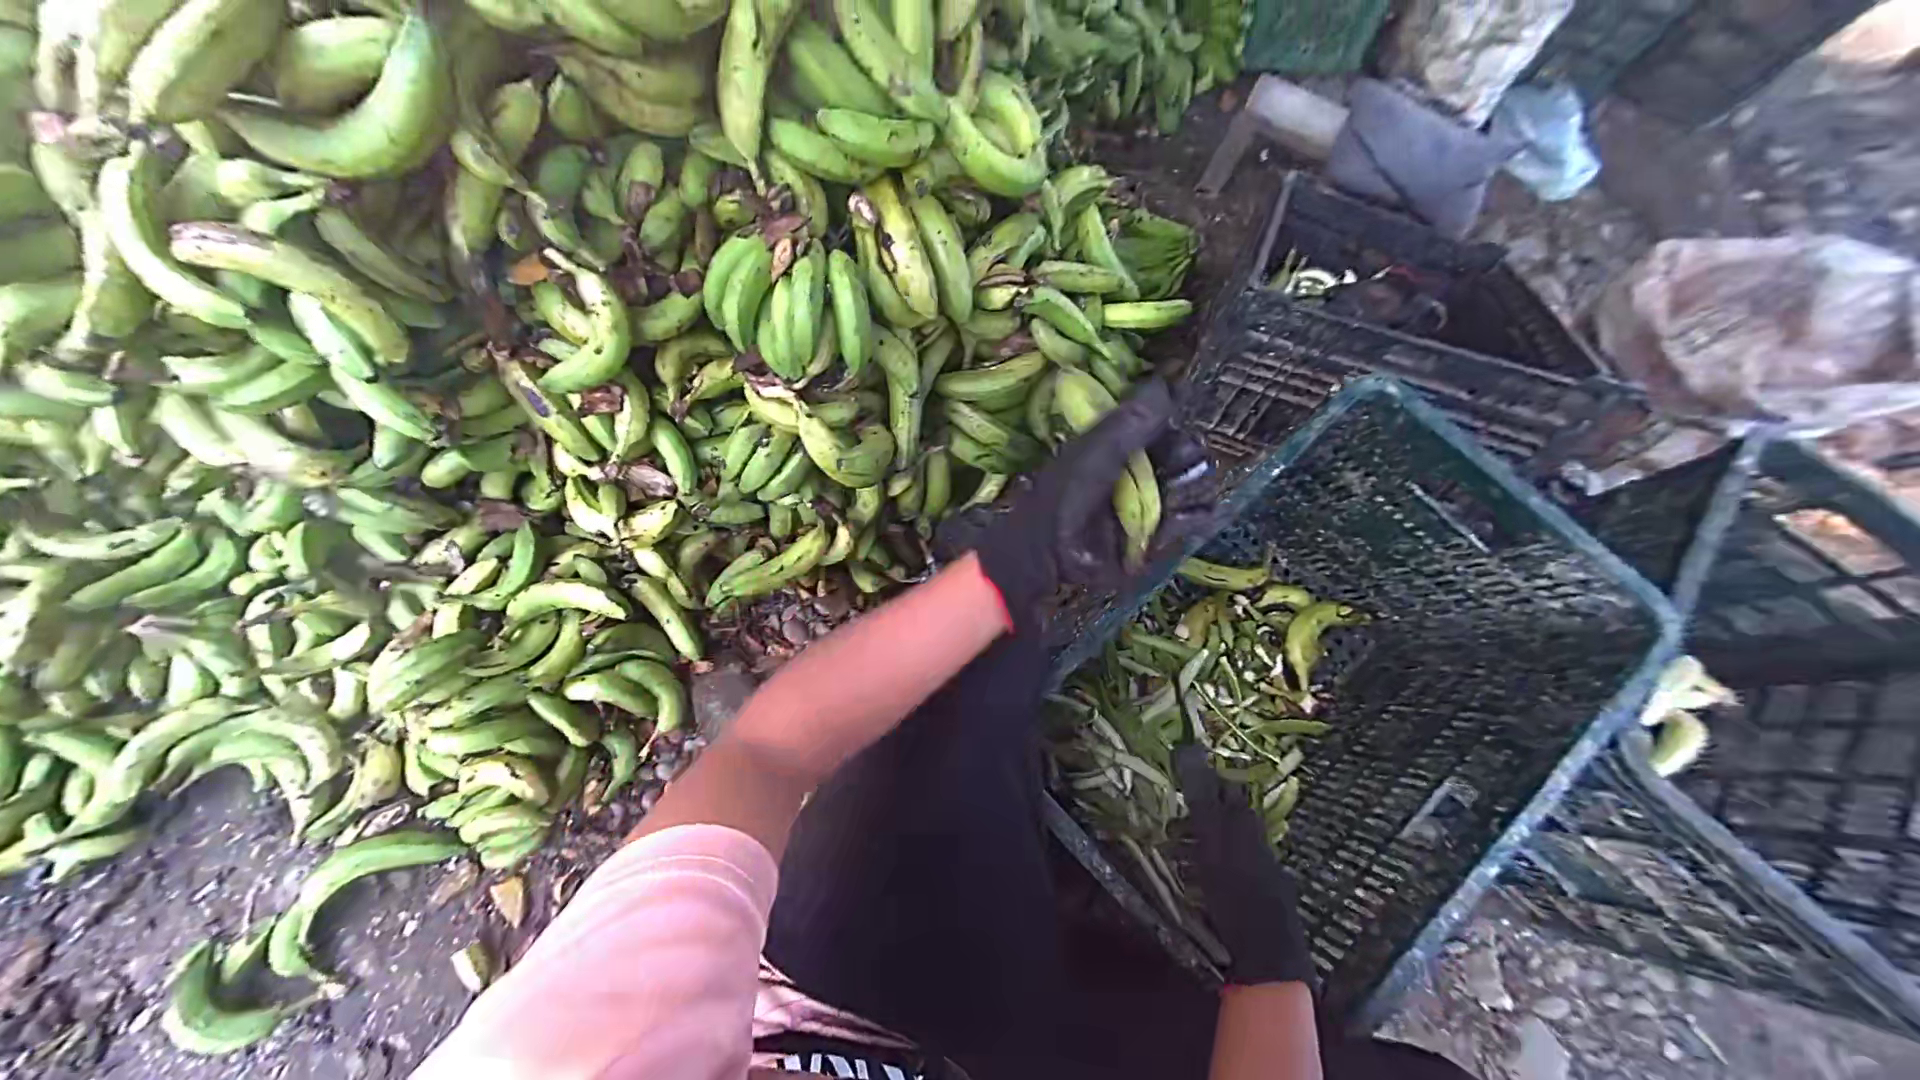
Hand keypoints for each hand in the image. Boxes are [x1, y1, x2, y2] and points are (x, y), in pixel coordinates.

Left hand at [972, 378, 1217, 632]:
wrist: (1050, 552)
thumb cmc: (1065, 494)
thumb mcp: (1097, 449)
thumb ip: (1133, 418)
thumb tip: (1166, 380)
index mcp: (1124, 442)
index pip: (1168, 423)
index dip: (1174, 422)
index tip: (1171, 423)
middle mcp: (1143, 468)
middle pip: (1190, 452)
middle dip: (1186, 455)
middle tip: (1171, 464)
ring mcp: (1155, 502)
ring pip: (1198, 483)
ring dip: (1190, 487)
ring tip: (1167, 499)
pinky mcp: (1162, 534)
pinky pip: (1196, 518)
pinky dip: (1189, 517)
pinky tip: (1168, 522)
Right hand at [1173, 744, 1314, 987]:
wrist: (1266, 954)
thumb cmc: (1234, 889)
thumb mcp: (1211, 837)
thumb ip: (1201, 794)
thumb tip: (1188, 747)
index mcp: (1244, 820)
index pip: (1221, 783)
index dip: (1197, 777)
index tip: (1172, 782)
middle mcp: (1255, 837)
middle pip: (1221, 812)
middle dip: (1193, 814)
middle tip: (1167, 824)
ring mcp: (1259, 866)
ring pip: (1222, 841)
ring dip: (1195, 842)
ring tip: (1172, 854)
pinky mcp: (1257, 892)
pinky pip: (1226, 867)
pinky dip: (1205, 866)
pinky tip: (1191, 881)